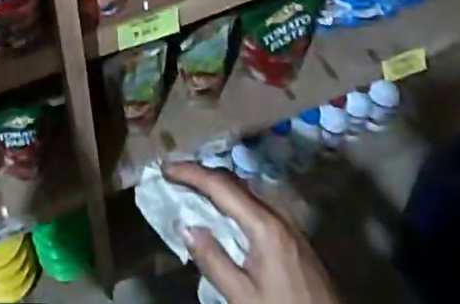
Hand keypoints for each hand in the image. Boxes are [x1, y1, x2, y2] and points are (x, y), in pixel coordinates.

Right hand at [162, 163, 341, 303]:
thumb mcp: (244, 298)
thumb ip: (213, 260)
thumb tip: (185, 225)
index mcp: (265, 226)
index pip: (220, 185)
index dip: (189, 172)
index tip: (164, 169)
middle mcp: (279, 216)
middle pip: (234, 182)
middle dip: (201, 173)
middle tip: (173, 175)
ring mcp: (290, 226)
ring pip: (246, 191)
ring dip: (217, 185)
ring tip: (192, 188)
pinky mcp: (295, 239)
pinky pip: (257, 205)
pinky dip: (233, 199)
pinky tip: (223, 211)